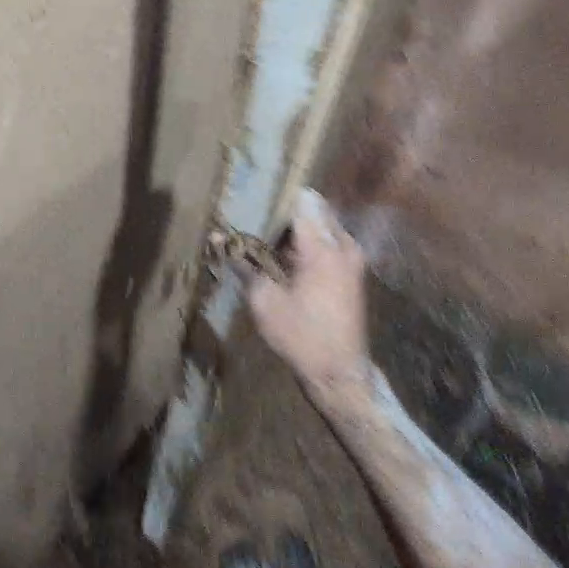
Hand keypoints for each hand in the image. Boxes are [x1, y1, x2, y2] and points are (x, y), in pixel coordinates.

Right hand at [246, 188, 372, 400]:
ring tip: (262, 231)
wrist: (339, 374)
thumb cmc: (300, 335)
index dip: (275, 195)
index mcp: (323, 248)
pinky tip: (280, 252)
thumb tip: (216, 237)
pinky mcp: (351, 271)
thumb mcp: (263, 300)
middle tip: (253, 213)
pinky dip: (306, 240)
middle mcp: (343, 245)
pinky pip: (328, 240)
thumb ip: (242, 263)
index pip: (301, 201)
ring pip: (321, 224)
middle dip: (284, 208)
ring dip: (295, 226)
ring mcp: (352, 258)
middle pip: (313, 208)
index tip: (251, 193)